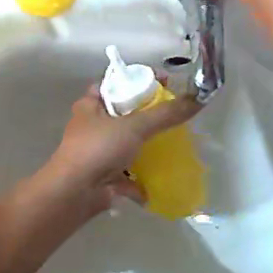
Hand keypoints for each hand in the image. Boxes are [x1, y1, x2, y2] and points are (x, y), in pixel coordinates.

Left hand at [39, 85, 199, 213]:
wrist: (75, 193)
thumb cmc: (98, 149)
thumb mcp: (134, 125)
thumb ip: (165, 114)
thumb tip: (198, 100)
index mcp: (90, 105)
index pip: (115, 83)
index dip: (138, 80)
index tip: (164, 83)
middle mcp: (91, 127)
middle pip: (124, 115)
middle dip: (147, 116)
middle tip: (173, 113)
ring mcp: (97, 153)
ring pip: (127, 144)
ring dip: (146, 147)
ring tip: (173, 142)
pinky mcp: (103, 176)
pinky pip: (128, 174)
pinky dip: (142, 178)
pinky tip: (161, 177)